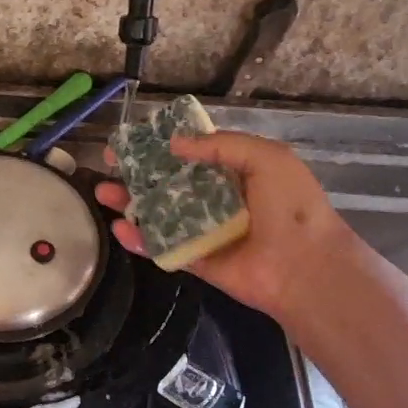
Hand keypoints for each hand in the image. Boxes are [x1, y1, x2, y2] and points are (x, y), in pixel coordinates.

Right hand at [96, 131, 358, 321]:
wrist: (305, 267)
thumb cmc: (291, 207)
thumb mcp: (266, 157)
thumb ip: (221, 145)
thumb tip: (175, 144)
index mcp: (236, 172)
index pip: (191, 154)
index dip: (161, 146)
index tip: (131, 141)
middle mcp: (217, 199)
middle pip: (167, 183)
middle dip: (136, 173)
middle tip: (107, 165)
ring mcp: (203, 231)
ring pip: (158, 213)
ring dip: (129, 202)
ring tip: (102, 192)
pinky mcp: (194, 260)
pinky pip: (161, 247)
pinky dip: (138, 238)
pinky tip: (119, 226)